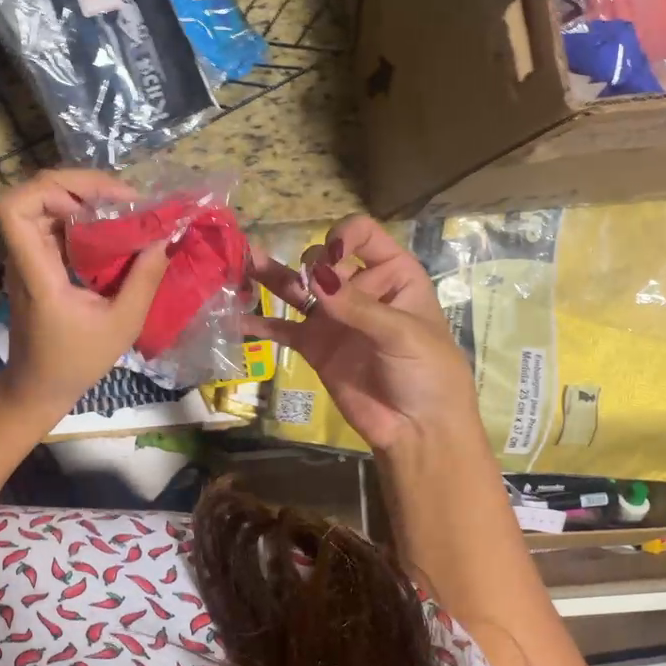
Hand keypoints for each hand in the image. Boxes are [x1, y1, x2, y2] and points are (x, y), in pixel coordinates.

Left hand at [0, 169, 169, 413]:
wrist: (38, 387)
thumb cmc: (76, 362)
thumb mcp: (122, 326)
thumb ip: (145, 280)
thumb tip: (167, 238)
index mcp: (36, 273)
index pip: (14, 209)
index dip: (47, 189)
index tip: (91, 203)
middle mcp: (24, 257)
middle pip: (33, 194)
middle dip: (79, 186)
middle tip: (123, 199)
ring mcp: (28, 258)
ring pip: (45, 205)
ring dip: (84, 199)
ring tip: (125, 209)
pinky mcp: (37, 263)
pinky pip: (55, 224)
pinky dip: (83, 217)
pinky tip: (113, 228)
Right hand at [242, 215, 479, 453]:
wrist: (418, 430)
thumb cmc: (428, 373)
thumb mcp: (402, 334)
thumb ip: (356, 306)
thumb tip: (313, 276)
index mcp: (394, 275)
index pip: (363, 236)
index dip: (342, 239)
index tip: (329, 260)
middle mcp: (359, 289)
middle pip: (323, 259)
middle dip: (308, 265)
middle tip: (304, 288)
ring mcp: (333, 318)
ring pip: (296, 288)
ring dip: (271, 276)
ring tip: (243, 265)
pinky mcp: (313, 346)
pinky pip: (281, 328)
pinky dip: (259, 322)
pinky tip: (236, 317)